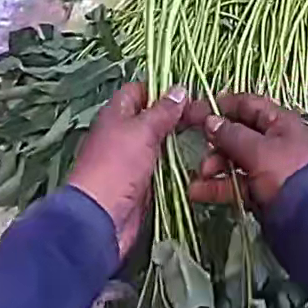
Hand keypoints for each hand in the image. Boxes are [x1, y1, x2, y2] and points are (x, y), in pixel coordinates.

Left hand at [67, 82, 186, 256]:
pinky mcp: (141, 181)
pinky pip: (161, 164)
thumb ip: (163, 111)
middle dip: (175, 115)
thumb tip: (180, 90)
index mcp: (117, 113)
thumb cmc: (117, 165)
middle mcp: (123, 132)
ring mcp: (132, 157)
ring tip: (206, 133)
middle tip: (203, 115)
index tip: (187, 93)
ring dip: (178, 139)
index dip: (162, 89)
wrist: (101, 219)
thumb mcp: (142, 131)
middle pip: (152, 116)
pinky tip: (196, 158)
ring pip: (159, 140)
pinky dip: (175, 161)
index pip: (140, 90)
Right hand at [185, 93, 307, 210]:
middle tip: (199, 150)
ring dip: (214, 167)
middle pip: (238, 134)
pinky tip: (198, 192)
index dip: (224, 106)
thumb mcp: (259, 150)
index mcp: (278, 122)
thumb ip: (232, 135)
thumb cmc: (286, 173)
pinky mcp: (260, 192)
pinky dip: (218, 187)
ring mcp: (266, 167)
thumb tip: (210, 120)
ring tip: (199, 177)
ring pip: (234, 160)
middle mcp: (272, 141)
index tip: (199, 110)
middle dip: (216, 142)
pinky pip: (236, 183)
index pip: (248, 105)